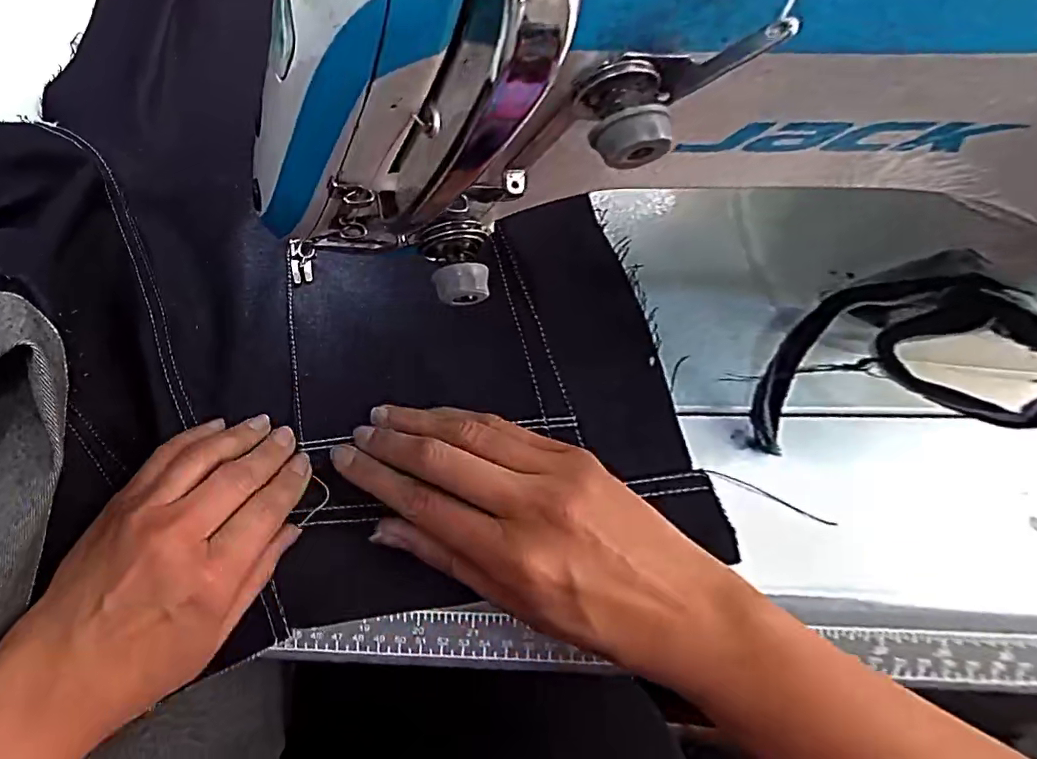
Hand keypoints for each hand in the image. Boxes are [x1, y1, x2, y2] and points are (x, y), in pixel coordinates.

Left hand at [0, 415, 309, 758]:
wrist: (63, 667)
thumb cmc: (142, 666)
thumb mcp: (215, 636)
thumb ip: (258, 575)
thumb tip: (289, 530)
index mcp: (210, 577)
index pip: (264, 510)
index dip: (289, 482)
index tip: (303, 465)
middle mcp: (180, 534)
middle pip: (239, 475)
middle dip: (270, 451)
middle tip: (288, 435)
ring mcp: (147, 510)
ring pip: (204, 455)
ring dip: (238, 434)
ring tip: (262, 423)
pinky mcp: (123, 499)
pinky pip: (166, 453)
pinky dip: (195, 435)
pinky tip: (216, 426)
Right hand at [331, 405, 753, 694]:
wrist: (686, 606)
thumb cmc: (605, 622)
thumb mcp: (518, 608)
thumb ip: (447, 561)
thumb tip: (391, 532)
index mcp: (516, 555)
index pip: (425, 504)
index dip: (378, 478)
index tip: (350, 461)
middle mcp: (533, 504)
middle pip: (441, 457)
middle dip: (390, 441)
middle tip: (358, 432)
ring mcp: (556, 470)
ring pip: (469, 430)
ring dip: (419, 418)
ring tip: (385, 414)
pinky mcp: (572, 452)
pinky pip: (504, 425)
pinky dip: (462, 416)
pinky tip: (438, 414)